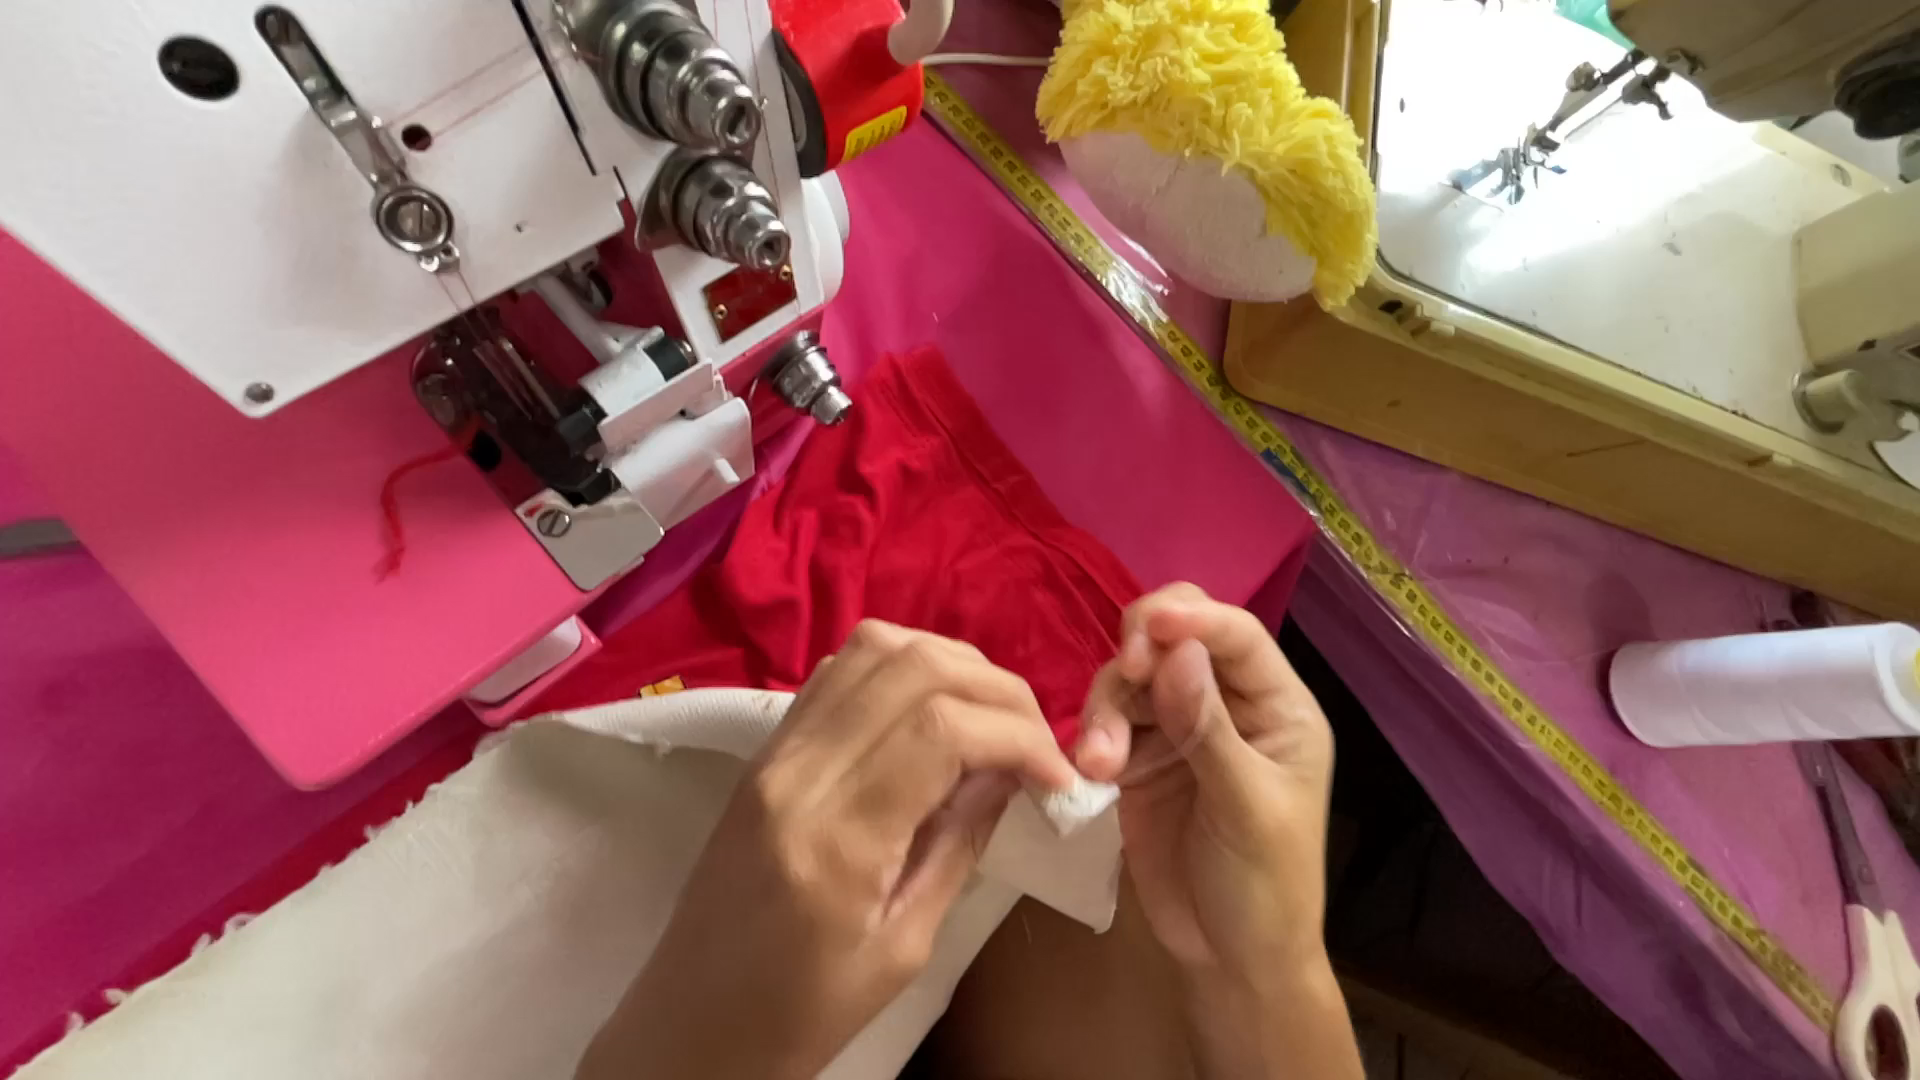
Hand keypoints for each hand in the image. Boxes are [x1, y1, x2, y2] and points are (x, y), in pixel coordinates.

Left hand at [577, 620, 1077, 1079]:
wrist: (687, 1024)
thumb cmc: (801, 1012)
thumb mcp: (904, 948)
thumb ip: (959, 841)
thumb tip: (1009, 769)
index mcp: (835, 836)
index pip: (942, 730)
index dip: (1018, 736)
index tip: (1057, 775)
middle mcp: (799, 768)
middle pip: (915, 668)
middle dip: (997, 689)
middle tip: (1034, 736)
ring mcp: (775, 746)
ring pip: (877, 647)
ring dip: (952, 664)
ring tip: (990, 713)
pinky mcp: (767, 742)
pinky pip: (842, 667)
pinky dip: (903, 665)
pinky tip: (931, 704)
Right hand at [1077, 583, 1335, 983]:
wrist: (1226, 958)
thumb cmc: (1264, 887)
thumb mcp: (1246, 808)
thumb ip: (1208, 729)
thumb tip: (1178, 652)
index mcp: (1275, 706)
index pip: (1236, 636)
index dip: (1194, 618)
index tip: (1149, 627)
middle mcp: (1224, 702)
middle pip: (1174, 638)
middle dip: (1142, 648)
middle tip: (1128, 674)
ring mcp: (1175, 726)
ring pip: (1130, 678)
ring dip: (1107, 708)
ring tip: (1099, 763)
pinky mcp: (1136, 753)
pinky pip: (1106, 720)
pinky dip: (1091, 736)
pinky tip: (1090, 772)